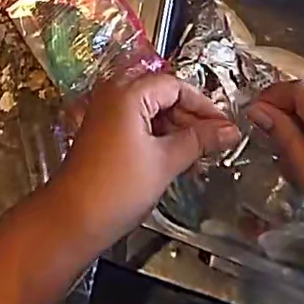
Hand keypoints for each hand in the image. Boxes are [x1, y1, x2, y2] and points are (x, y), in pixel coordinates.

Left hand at [43, 74, 239, 250]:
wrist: (72, 217)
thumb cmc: (119, 187)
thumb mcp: (165, 161)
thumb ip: (200, 140)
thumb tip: (231, 130)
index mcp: (128, 91)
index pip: (176, 86)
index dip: (204, 105)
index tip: (225, 127)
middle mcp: (115, 91)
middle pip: (163, 93)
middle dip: (191, 116)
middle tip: (216, 141)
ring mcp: (107, 109)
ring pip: (151, 107)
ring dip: (176, 127)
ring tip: (200, 153)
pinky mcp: (103, 127)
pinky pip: (138, 119)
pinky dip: (159, 134)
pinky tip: (176, 155)